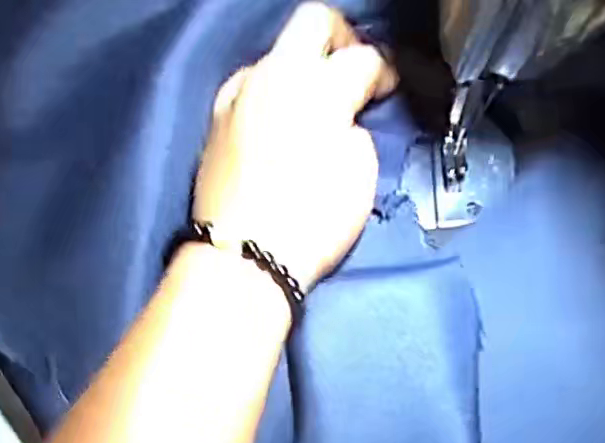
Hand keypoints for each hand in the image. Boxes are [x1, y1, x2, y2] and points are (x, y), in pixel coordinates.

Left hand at [193, 3, 397, 290]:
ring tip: (312, 105)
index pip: (364, 58)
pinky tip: (275, 123)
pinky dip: (269, 95)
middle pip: (313, 23)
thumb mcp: (359, 180)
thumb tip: (344, 128)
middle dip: (341, 39)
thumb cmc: (310, 224)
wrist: (245, 258)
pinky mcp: (215, 122)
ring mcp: (239, 93)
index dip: (386, 70)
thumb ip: (357, 137)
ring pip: (276, 55)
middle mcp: (276, 73)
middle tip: (352, 69)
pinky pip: (248, 88)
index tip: (389, 85)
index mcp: (320, 86)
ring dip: (300, 69)